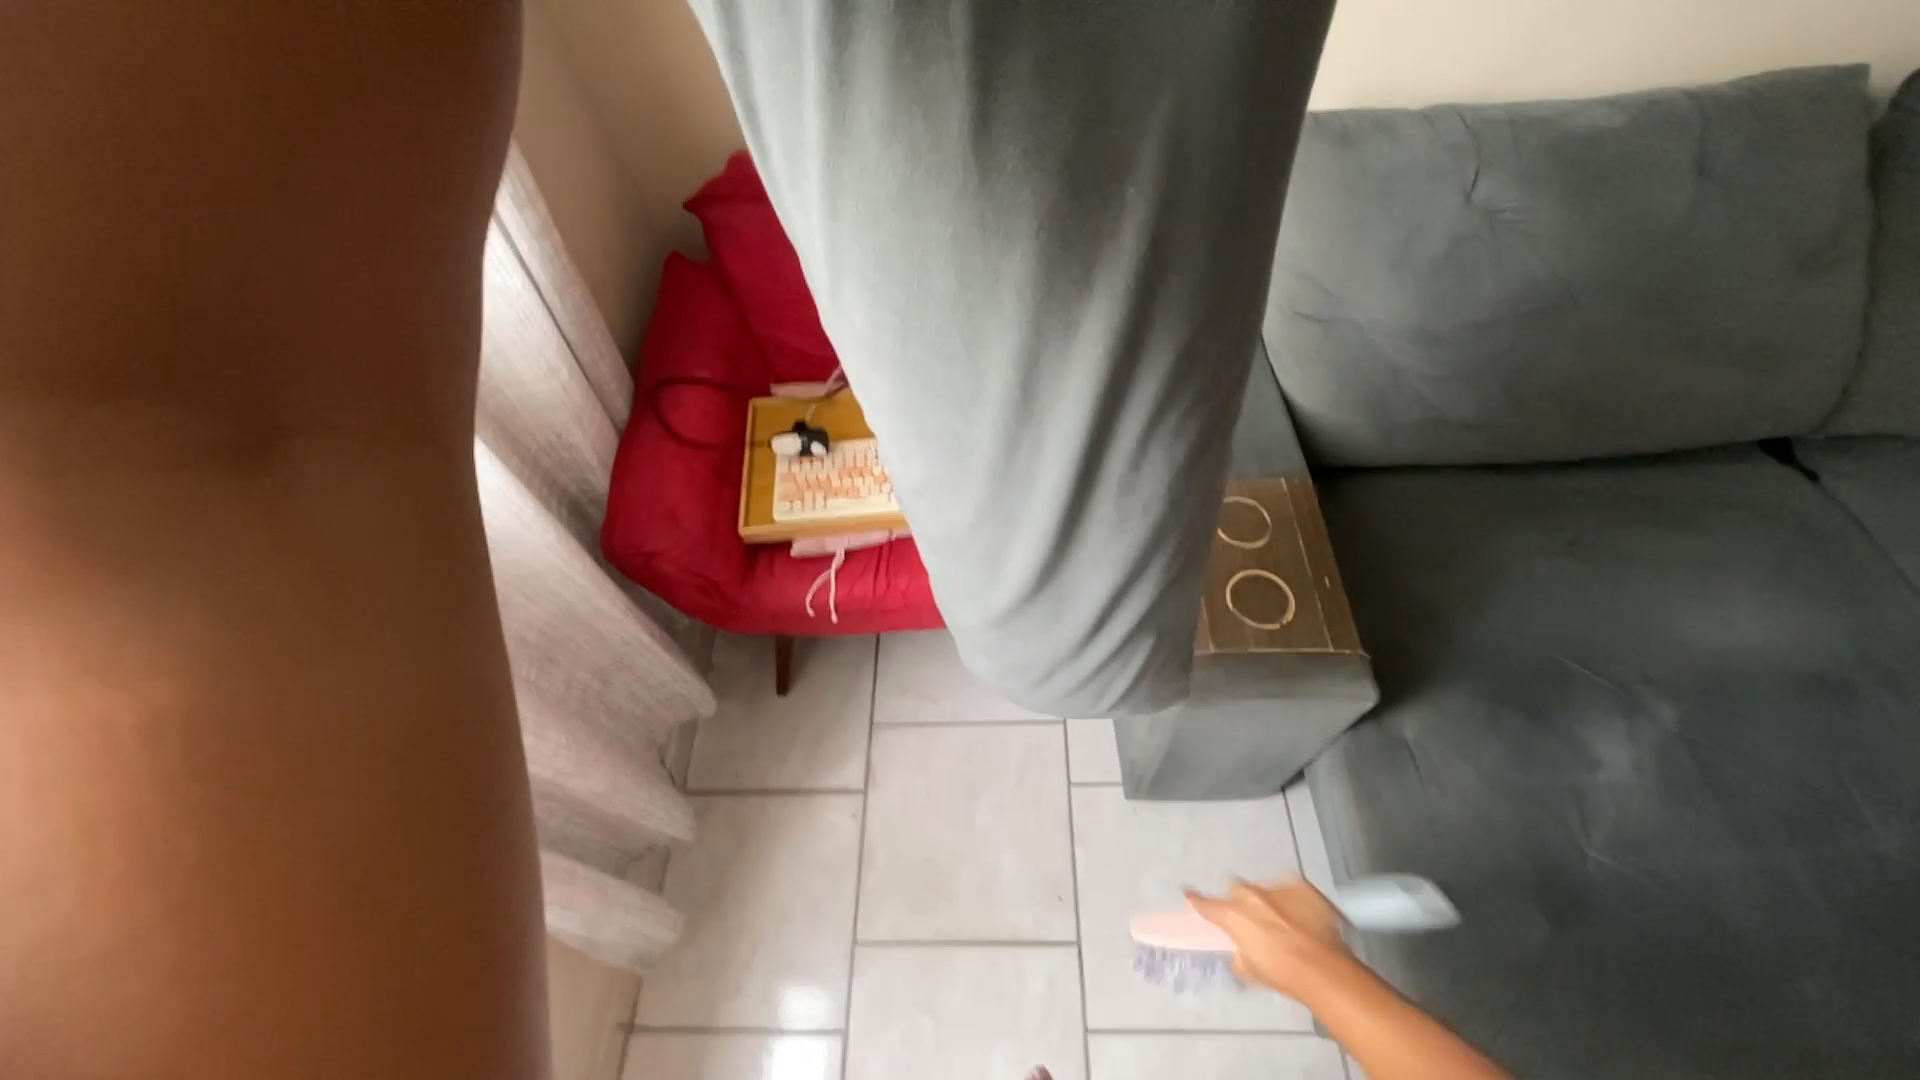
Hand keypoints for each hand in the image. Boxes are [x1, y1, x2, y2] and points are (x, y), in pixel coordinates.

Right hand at [1185, 879, 1354, 998]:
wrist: (1324, 969)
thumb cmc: (1281, 974)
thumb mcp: (1250, 971)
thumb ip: (1238, 954)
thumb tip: (1239, 950)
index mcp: (1233, 915)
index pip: (1206, 904)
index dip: (1196, 900)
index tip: (1189, 894)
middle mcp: (1250, 895)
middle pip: (1237, 890)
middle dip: (1241, 901)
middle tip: (1252, 919)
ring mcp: (1277, 887)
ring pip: (1264, 888)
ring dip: (1267, 900)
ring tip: (1282, 919)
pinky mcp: (1302, 886)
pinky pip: (1290, 889)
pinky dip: (1291, 900)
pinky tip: (1301, 915)